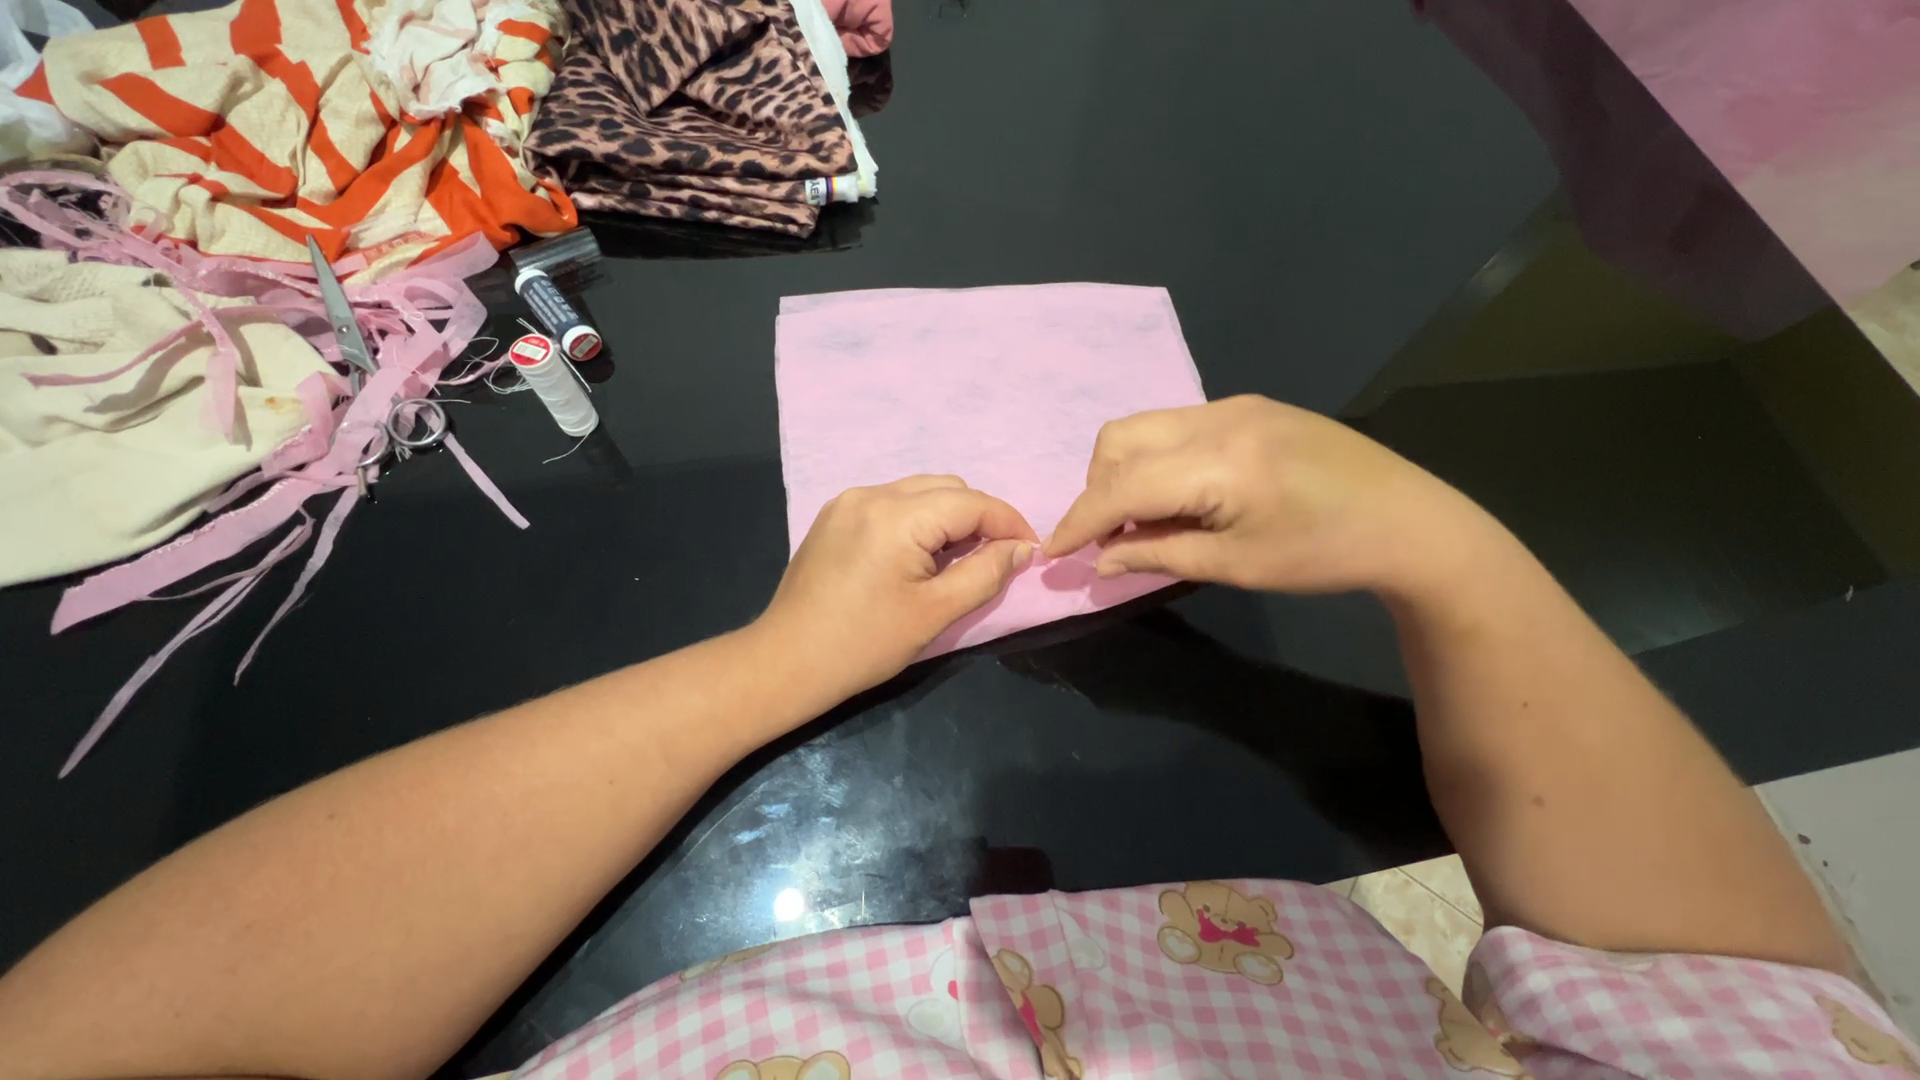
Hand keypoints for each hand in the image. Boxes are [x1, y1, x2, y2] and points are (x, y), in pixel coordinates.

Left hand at [758, 475, 1037, 696]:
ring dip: (948, 517)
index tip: (1032, 550)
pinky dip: (917, 519)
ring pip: (918, 491)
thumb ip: (985, 573)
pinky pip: (891, 503)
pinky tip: (919, 555)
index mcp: (897, 515)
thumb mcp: (935, 613)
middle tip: (996, 558)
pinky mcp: (834, 516)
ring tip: (960, 558)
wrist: (788, 661)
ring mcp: (847, 502)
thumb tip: (1021, 549)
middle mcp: (871, 494)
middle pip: (946, 488)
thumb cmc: (864, 643)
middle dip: (980, 517)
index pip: (971, 502)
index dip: (1009, 522)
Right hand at [1043, 395, 1497, 596]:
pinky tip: (1180, 493)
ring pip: (1145, 426)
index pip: (1122, 485)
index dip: (1080, 520)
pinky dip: (1157, 458)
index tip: (1052, 551)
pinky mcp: (1250, 406)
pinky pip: (1176, 425)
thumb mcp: (1236, 566)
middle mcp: (1219, 418)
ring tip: (1144, 518)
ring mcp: (1235, 405)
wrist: (1411, 522)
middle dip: (1098, 489)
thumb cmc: (1325, 555)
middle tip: (1111, 537)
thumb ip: (1158, 557)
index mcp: (1218, 462)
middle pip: (1120, 439)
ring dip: (1124, 470)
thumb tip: (1098, 561)